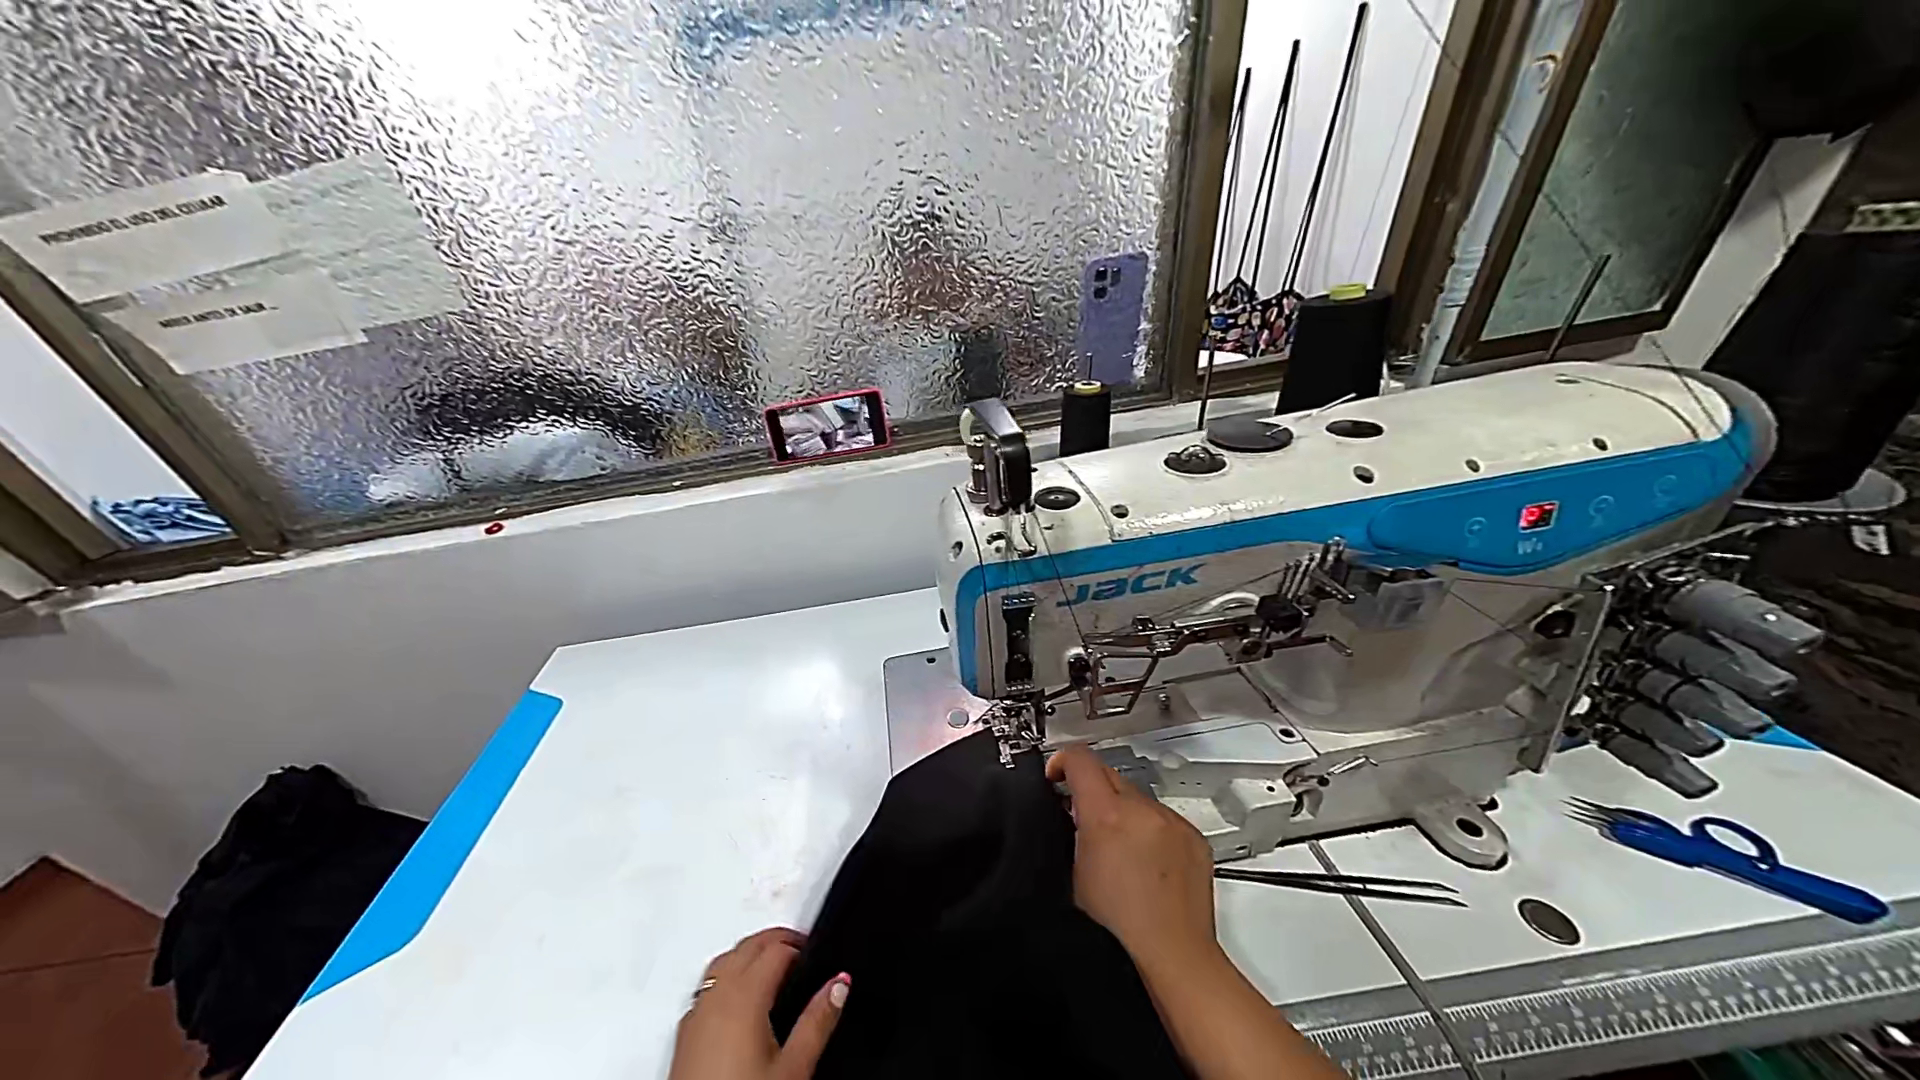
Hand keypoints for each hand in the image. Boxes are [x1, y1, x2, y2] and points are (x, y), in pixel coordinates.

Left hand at [669, 927, 849, 1079]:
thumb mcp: (793, 1067)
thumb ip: (818, 1020)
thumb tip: (839, 985)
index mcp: (745, 996)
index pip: (777, 948)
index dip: (801, 944)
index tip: (816, 952)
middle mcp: (716, 998)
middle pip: (748, 946)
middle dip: (776, 940)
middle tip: (801, 950)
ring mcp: (696, 1016)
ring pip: (724, 961)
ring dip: (749, 954)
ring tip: (773, 965)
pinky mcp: (684, 1035)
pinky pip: (707, 987)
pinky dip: (727, 977)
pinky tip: (738, 999)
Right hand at [1046, 743, 1218, 973]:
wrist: (1172, 956)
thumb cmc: (1119, 929)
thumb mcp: (1073, 872)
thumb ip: (1071, 829)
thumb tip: (1071, 809)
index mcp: (1107, 815)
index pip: (1079, 760)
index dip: (1061, 763)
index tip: (1056, 775)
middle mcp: (1143, 810)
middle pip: (1108, 774)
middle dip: (1091, 789)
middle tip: (1081, 816)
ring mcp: (1172, 822)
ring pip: (1137, 795)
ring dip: (1122, 809)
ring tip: (1117, 848)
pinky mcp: (1193, 836)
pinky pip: (1163, 816)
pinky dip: (1150, 828)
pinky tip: (1145, 861)